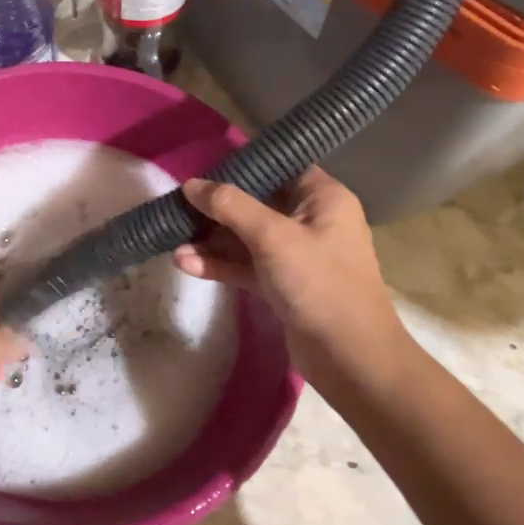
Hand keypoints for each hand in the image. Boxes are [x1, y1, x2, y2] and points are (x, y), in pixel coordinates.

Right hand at [173, 167, 405, 373]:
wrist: (350, 358)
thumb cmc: (318, 283)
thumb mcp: (272, 237)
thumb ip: (230, 205)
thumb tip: (192, 184)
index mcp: (323, 198)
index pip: (280, 167)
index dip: (243, 166)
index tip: (204, 169)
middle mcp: (313, 220)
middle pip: (257, 202)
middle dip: (217, 207)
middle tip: (179, 204)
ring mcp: (298, 255)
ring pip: (247, 236)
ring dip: (212, 239)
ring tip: (173, 239)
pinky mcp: (284, 284)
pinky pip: (247, 264)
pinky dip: (220, 263)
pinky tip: (186, 263)